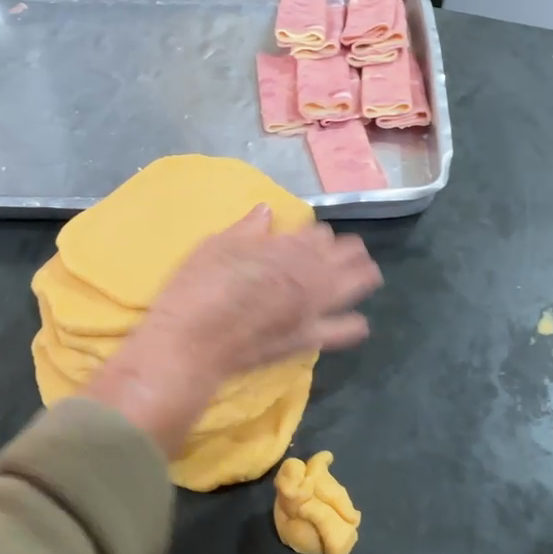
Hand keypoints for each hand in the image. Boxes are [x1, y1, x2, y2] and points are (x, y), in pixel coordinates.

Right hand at [85, 207, 380, 455]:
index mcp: (287, 248)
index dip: (316, 235)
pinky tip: (356, 320)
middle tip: (342, 253)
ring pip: (358, 284)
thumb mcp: (216, 246)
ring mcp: (314, 307)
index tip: (310, 238)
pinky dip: (355, 323)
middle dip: (347, 250)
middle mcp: (310, 274)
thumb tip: (267, 210)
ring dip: (361, 275)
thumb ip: (247, 228)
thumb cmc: (196, 289)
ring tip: (361, 274)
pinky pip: (347, 330)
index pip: (319, 234)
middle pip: (347, 254)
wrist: (191, 343)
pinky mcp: (310, 338)